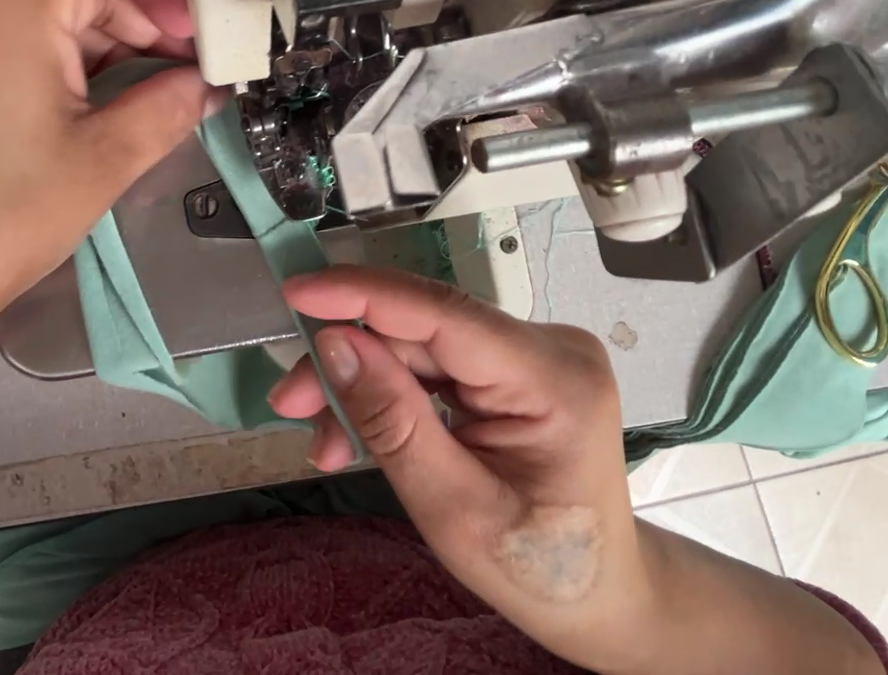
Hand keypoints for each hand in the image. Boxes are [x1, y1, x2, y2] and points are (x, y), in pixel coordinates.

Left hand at [0, 0, 217, 404]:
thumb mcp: (98, 166)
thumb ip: (169, 108)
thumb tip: (206, 85)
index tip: (191, 34)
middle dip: (139, 9)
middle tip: (179, 73)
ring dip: (97, 32)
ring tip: (135, 97)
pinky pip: (0, 22)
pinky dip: (51, 47)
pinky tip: (77, 102)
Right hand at [267, 267, 651, 665]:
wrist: (596, 596)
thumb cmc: (536, 570)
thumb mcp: (452, 511)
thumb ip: (392, 423)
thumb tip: (335, 343)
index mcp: (553, 381)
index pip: (444, 312)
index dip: (363, 294)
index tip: (295, 292)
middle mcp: (546, 347)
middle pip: (419, 330)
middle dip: (348, 362)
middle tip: (291, 403)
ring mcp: (529, 352)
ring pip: (415, 344)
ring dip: (360, 384)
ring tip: (325, 440)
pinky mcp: (510, 365)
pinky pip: (429, 361)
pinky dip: (386, 394)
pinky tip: (355, 434)